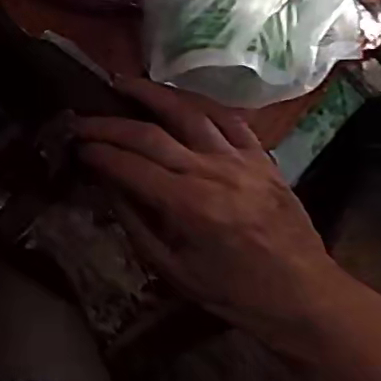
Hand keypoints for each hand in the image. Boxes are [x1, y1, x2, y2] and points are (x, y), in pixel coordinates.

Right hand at [74, 78, 353, 339]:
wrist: (308, 298)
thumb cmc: (233, 292)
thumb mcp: (170, 268)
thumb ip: (133, 222)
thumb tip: (104, 184)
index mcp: (188, 206)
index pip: (127, 165)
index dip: (95, 152)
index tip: (73, 146)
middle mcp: (212, 174)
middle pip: (148, 134)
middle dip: (106, 124)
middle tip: (80, 119)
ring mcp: (240, 161)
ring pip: (187, 112)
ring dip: (150, 93)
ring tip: (121, 83)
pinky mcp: (261, 158)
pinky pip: (227, 118)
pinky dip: (196, 103)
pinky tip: (174, 97)